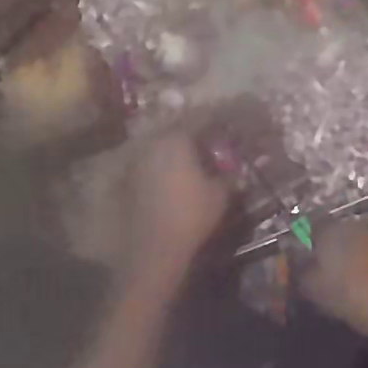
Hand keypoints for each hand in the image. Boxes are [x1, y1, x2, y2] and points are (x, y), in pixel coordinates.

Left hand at [124, 133, 228, 282]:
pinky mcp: (129, 182)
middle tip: (210, 146)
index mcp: (176, 140)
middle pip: (176, 133)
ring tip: (193, 165)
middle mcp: (153, 144)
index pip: (198, 121)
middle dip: (193, 138)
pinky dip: (164, 170)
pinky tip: (176, 182)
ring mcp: (137, 162)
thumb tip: (237, 170)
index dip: (214, 123)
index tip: (225, 126)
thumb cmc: (193, 214)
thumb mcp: (220, 195)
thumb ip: (229, 177)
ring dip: (177, 154)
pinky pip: (151, 167)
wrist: (156, 246)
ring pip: (161, 149)